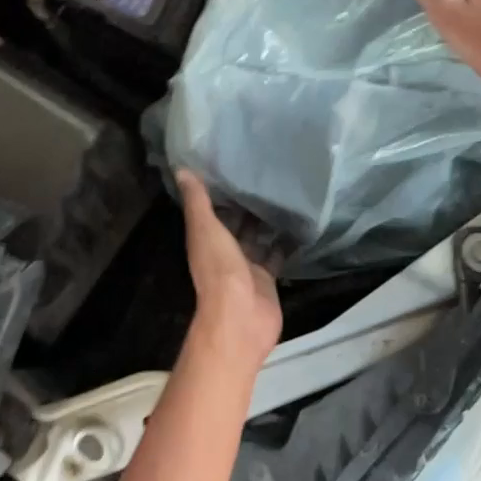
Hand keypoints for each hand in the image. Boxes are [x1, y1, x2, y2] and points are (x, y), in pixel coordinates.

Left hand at [175, 170, 281, 363]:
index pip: (211, 208)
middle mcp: (224, 249)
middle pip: (235, 222)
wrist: (241, 316)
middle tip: (265, 173)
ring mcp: (247, 264)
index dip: (219, 190)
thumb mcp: (205, 228)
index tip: (233, 164)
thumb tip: (181, 168)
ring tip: (284, 191)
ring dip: (267, 220)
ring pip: (257, 237)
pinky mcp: (267, 277)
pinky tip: (299, 221)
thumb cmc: (219, 268)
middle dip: (246, 203)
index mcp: (205, 237)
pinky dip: (286, 241)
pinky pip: (277, 254)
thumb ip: (196, 200)